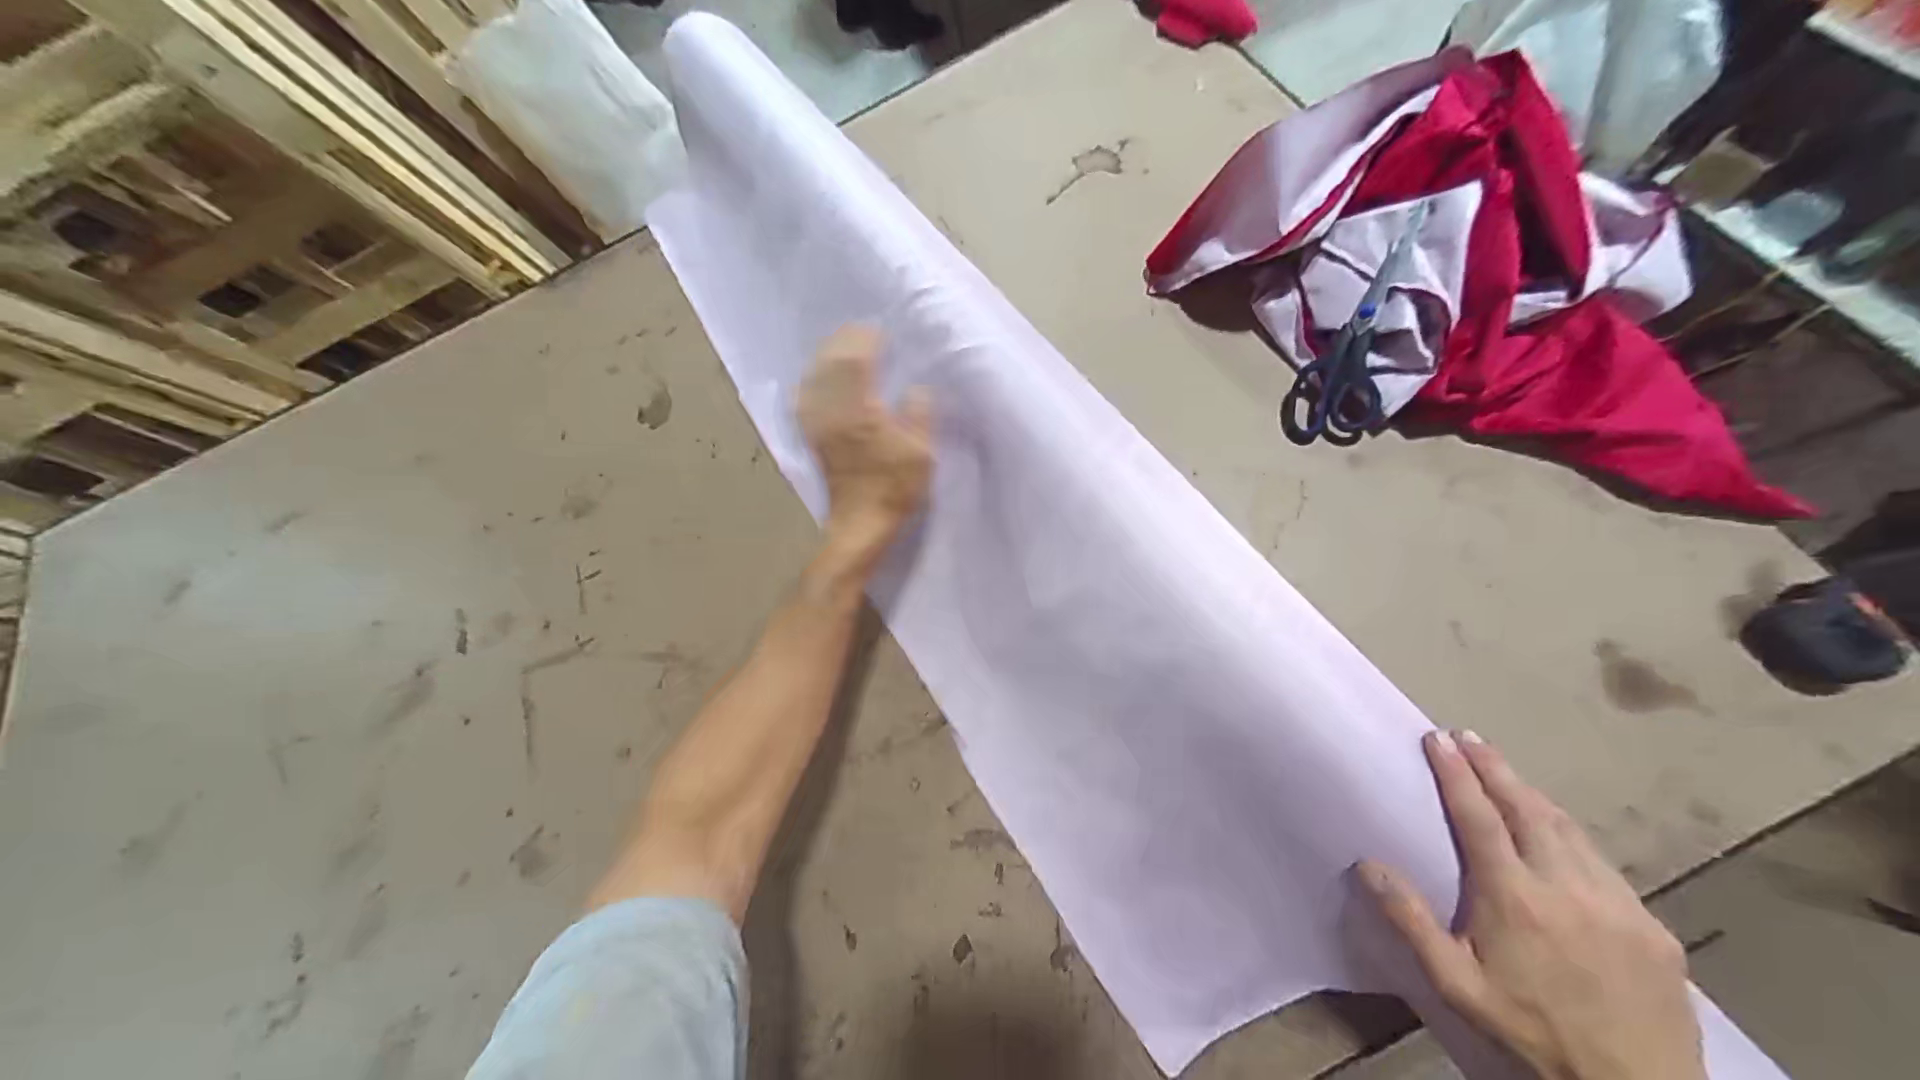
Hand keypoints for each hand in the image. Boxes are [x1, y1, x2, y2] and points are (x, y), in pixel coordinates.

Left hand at [799, 325, 933, 559]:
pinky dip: (812, 381)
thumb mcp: (921, 452)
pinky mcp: (812, 437)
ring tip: (843, 346)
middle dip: (845, 341)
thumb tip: (915, 389)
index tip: (880, 330)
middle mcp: (832, 411)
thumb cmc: (894, 488)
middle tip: (863, 331)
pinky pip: (805, 398)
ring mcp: (817, 424)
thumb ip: (919, 414)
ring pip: (815, 377)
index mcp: (860, 411)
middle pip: (831, 363)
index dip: (866, 339)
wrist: (860, 524)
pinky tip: (818, 378)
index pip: (856, 360)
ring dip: (827, 357)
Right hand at [1356, 731, 1705, 1079]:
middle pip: (1527, 809)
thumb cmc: (1530, 1032)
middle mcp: (1568, 887)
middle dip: (1494, 768)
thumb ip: (1411, 921)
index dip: (1456, 773)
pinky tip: (1560, 836)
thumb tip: (1368, 863)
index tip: (1438, 739)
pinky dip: (1571, 835)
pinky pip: (1603, 864)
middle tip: (1468, 737)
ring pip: (1570, 830)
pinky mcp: (1653, 928)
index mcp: (1515, 897)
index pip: (1478, 817)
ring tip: (1506, 773)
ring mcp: (1618, 905)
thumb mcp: (1457, 985)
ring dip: (1532, 795)